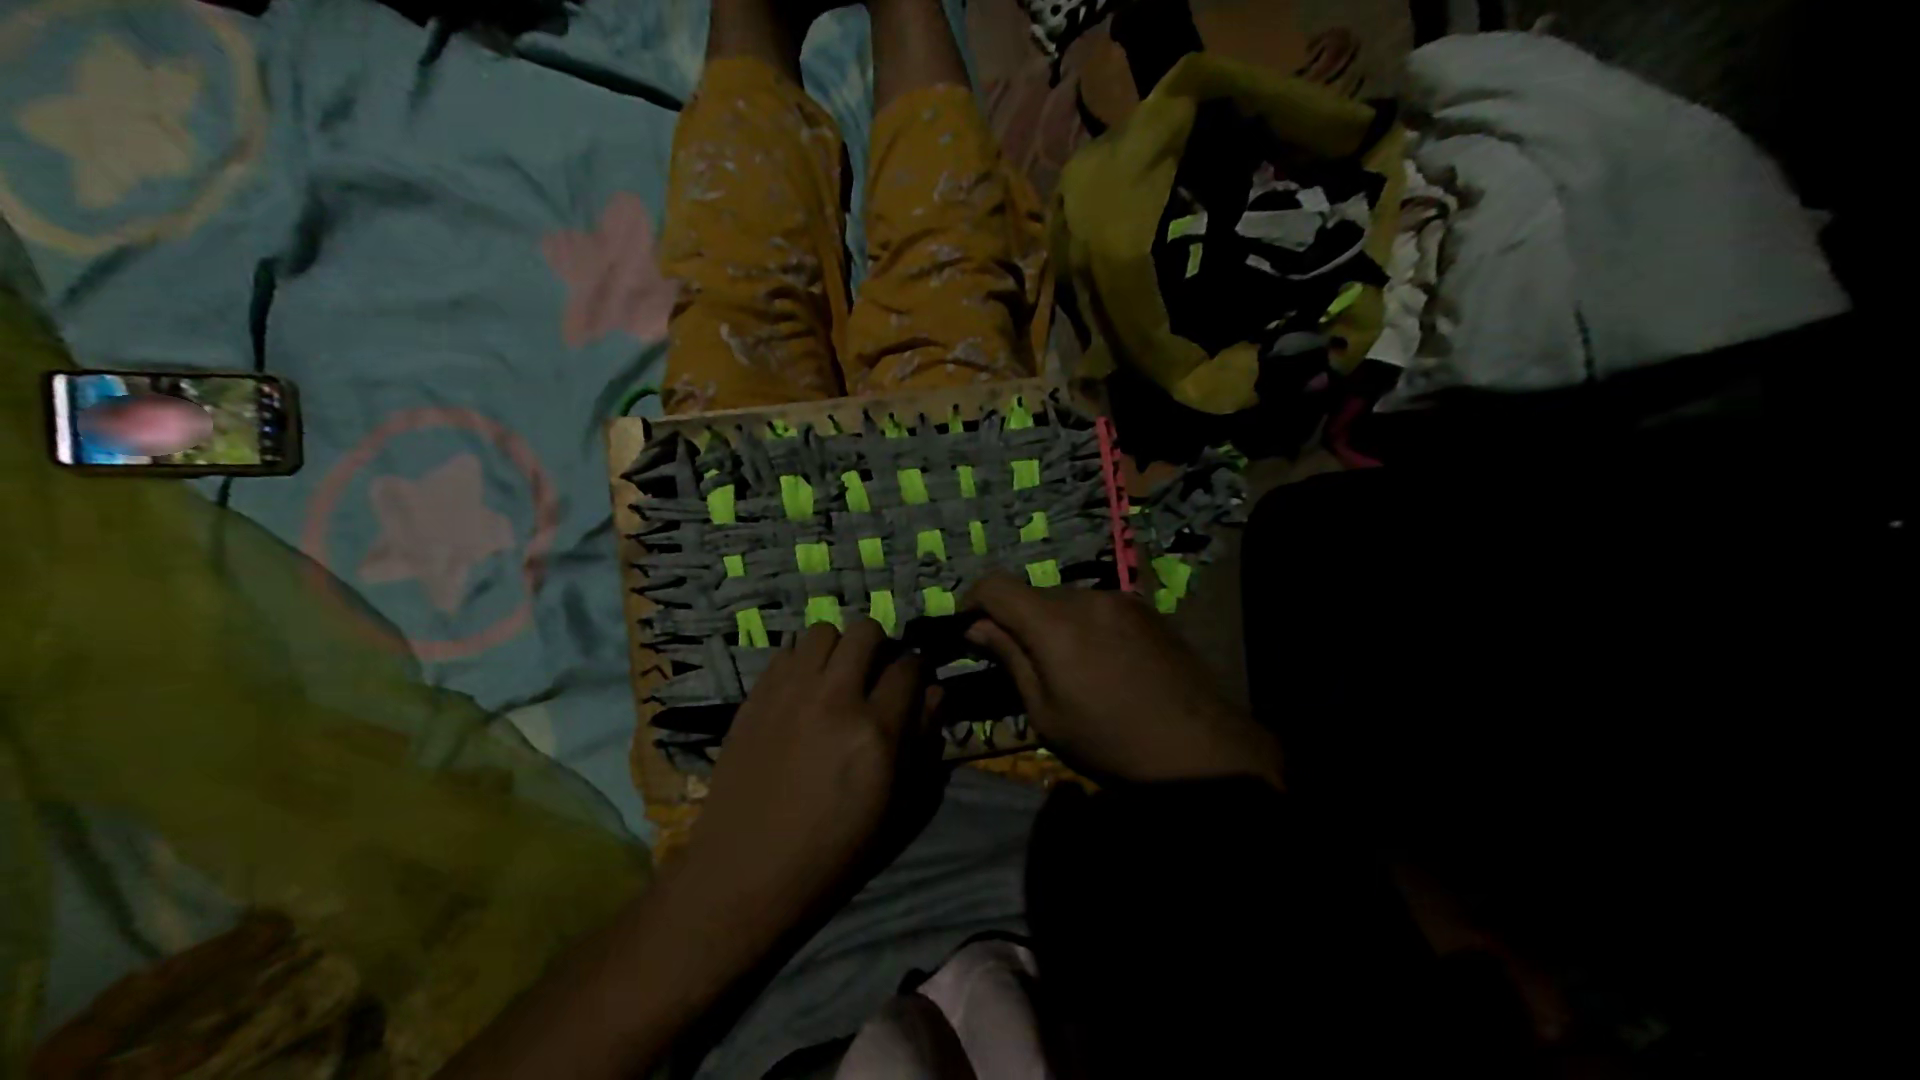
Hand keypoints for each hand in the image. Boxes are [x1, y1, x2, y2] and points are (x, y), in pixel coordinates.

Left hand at [680, 619, 941, 917]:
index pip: (908, 667)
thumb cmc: (832, 849)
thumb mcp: (896, 806)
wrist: (746, 870)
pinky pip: (786, 652)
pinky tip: (801, 690)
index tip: (912, 679)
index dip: (917, 668)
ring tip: (836, 675)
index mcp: (875, 731)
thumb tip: (934, 693)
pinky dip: (802, 661)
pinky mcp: (755, 697)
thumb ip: (922, 741)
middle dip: (880, 645)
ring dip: (838, 647)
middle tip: (875, 671)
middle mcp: (834, 699)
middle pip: (866, 632)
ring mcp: (789, 693)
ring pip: (823, 631)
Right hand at [963, 573, 1282, 786]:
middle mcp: (1087, 598)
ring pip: (1066, 600)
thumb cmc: (1110, 742)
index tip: (969, 630)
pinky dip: (1084, 625)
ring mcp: (1122, 600)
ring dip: (1052, 623)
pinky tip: (1102, 664)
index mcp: (1055, 622)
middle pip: (1032, 593)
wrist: (1202, 752)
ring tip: (1067, 668)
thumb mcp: (1046, 713)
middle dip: (1015, 619)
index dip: (973, 601)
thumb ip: (1010, 658)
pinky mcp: (1147, 610)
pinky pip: (1098, 607)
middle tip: (1019, 662)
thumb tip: (977, 626)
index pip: (996, 585)